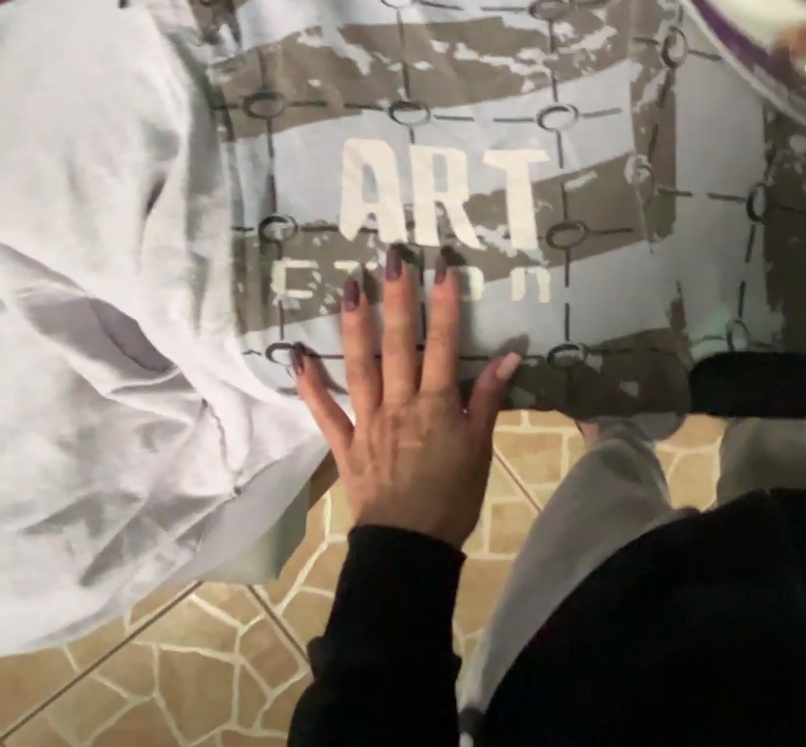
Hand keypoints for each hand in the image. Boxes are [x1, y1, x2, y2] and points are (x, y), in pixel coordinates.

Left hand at [295, 250, 522, 548]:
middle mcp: (400, 403)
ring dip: (354, 325)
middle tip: (392, 257)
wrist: (408, 546)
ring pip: (359, 366)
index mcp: (437, 405)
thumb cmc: (453, 498)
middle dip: (397, 299)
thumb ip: (489, 399)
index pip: (444, 345)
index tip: (442, 266)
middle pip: (398, 345)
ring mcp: (367, 421)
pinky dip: (309, 383)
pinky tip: (295, 354)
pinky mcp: (344, 443)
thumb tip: (510, 354)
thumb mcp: (481, 448)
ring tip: (349, 286)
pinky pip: (324, 411)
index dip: (444, 305)